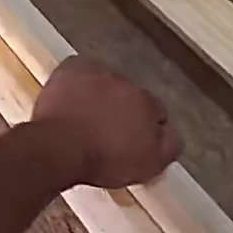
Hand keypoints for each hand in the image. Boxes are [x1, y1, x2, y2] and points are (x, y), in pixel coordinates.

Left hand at [29, 55, 180, 188]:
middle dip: (121, 109)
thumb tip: (172, 133)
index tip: (131, 137)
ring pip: (104, 81)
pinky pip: (79, 69)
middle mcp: (126, 83)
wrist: (60, 146)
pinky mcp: (73, 67)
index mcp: (148, 104)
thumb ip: (170, 144)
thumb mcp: (149, 165)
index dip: (144, 125)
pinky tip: (70, 97)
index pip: (156, 110)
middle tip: (106, 129)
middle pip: (129, 94)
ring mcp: (98, 73)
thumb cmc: (101, 159)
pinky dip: (77, 80)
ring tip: (85, 116)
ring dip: (99, 94)